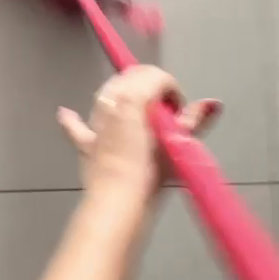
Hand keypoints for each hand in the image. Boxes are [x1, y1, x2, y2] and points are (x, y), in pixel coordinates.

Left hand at [57, 66, 219, 200]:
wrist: (118, 203)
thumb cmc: (149, 175)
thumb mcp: (177, 145)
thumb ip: (192, 120)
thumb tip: (214, 103)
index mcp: (133, 97)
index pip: (156, 76)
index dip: (172, 89)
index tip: (179, 109)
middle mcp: (111, 102)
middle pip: (131, 76)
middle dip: (151, 85)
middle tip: (166, 109)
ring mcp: (95, 121)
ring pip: (107, 92)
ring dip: (124, 92)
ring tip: (141, 111)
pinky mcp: (85, 143)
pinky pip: (75, 126)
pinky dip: (72, 120)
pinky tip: (65, 113)